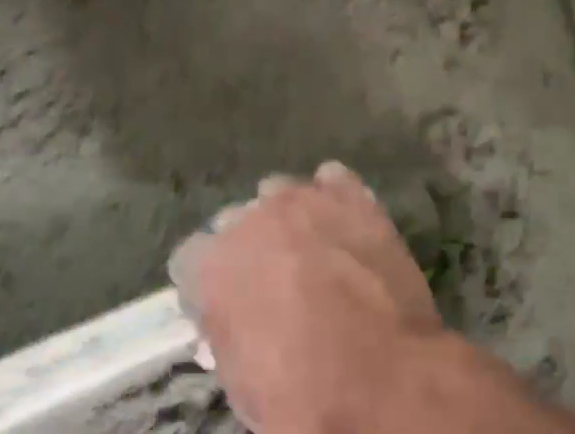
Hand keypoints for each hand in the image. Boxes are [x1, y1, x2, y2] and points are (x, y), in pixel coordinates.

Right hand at [168, 162, 444, 432]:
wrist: (386, 377)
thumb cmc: (304, 393)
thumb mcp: (239, 381)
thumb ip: (224, 330)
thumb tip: (228, 318)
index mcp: (211, 265)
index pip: (188, 260)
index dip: (205, 287)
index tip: (222, 309)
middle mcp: (251, 219)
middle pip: (235, 222)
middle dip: (247, 249)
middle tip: (271, 287)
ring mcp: (304, 200)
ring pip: (280, 193)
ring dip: (287, 219)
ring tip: (309, 253)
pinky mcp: (353, 196)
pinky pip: (333, 181)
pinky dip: (332, 198)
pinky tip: (342, 224)